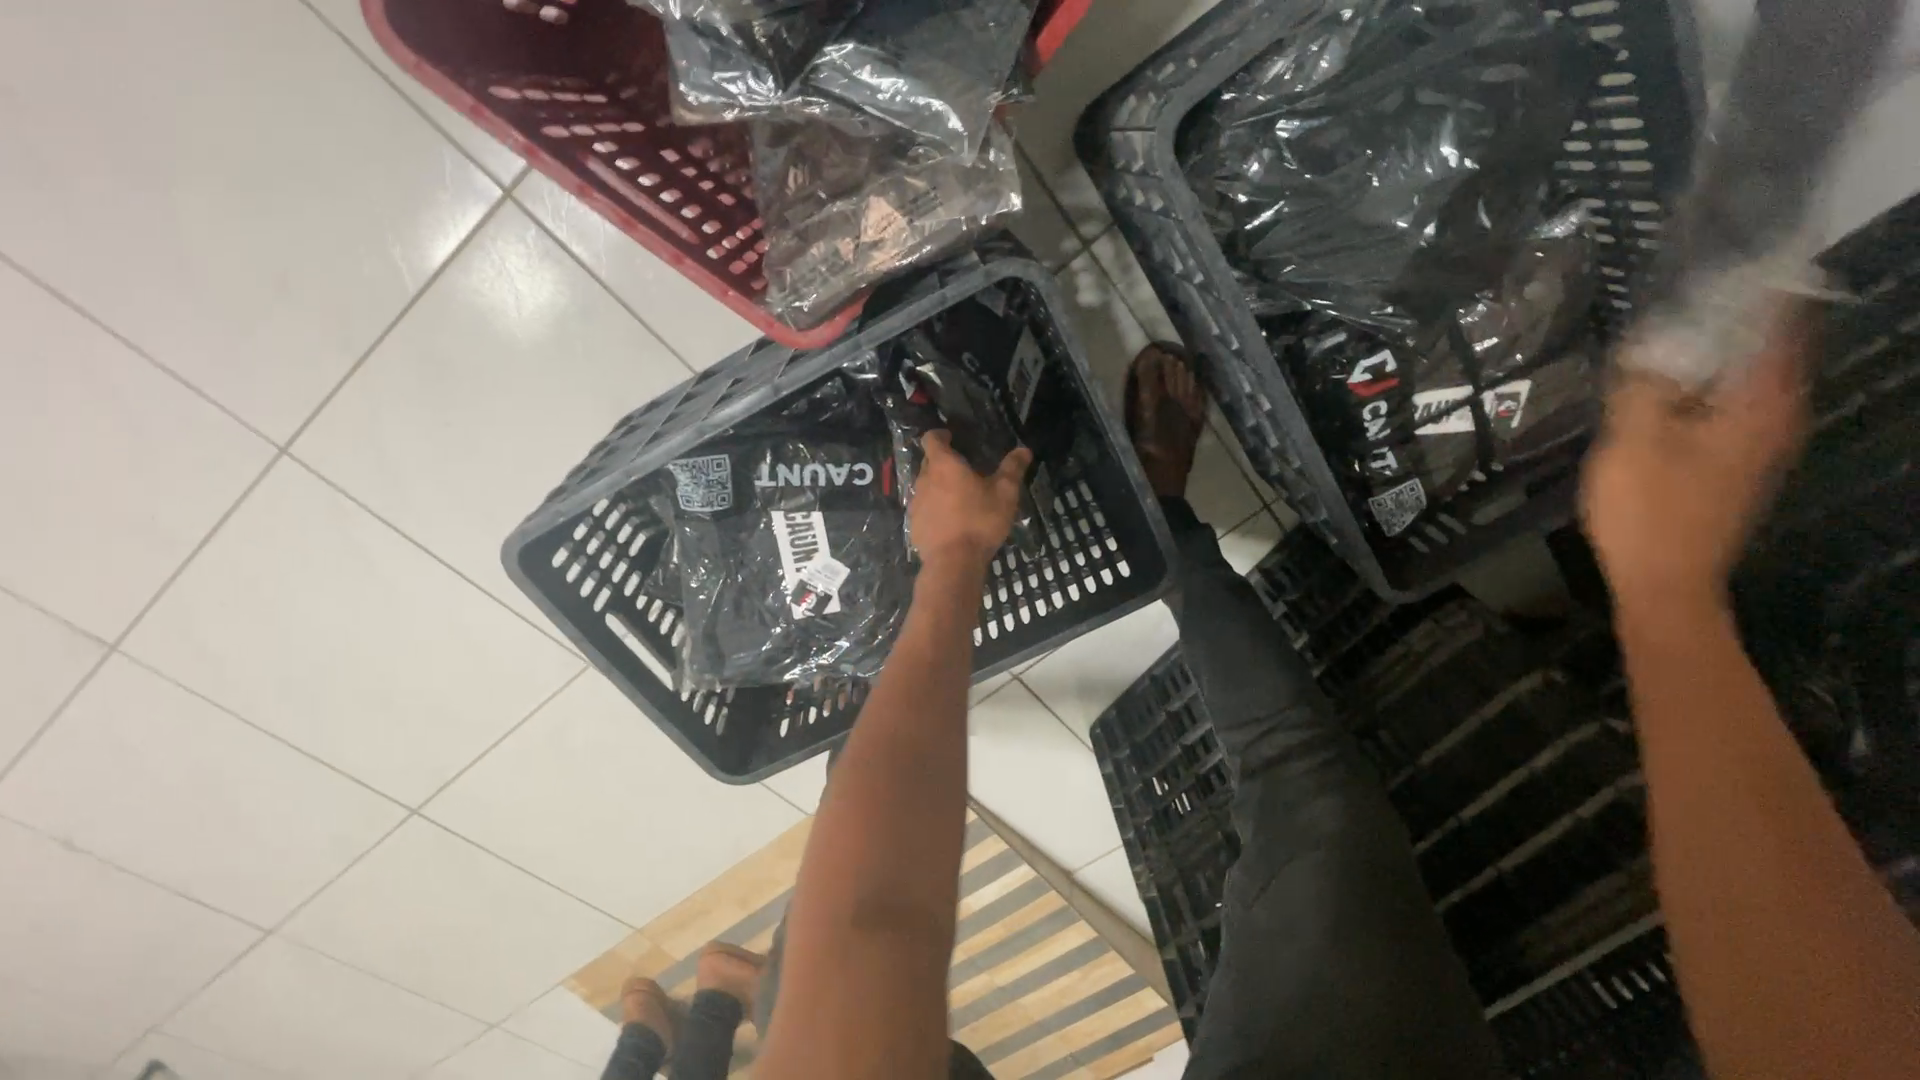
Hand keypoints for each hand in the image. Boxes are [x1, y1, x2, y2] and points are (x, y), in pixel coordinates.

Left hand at [910, 432, 1031, 570]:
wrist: (953, 562)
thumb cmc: (980, 521)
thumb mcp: (1004, 493)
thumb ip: (1012, 469)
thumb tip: (1024, 450)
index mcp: (944, 465)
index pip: (932, 439)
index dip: (940, 435)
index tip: (951, 437)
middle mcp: (924, 480)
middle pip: (928, 462)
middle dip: (942, 462)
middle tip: (962, 469)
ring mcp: (916, 503)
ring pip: (925, 486)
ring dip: (938, 487)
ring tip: (958, 497)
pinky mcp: (914, 525)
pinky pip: (924, 509)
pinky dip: (934, 509)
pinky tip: (950, 521)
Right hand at [1580, 306, 1809, 614]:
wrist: (1665, 582)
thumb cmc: (1650, 511)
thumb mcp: (1633, 440)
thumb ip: (1642, 384)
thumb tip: (1650, 340)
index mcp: (1761, 403)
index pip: (1776, 322)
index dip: (1754, 287)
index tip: (1724, 260)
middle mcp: (1776, 416)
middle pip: (1761, 348)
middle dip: (1723, 318)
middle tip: (1677, 294)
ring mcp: (1759, 443)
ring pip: (1739, 379)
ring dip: (1706, 355)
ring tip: (1660, 335)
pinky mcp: (1736, 463)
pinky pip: (1724, 406)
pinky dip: (1700, 387)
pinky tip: (1659, 389)